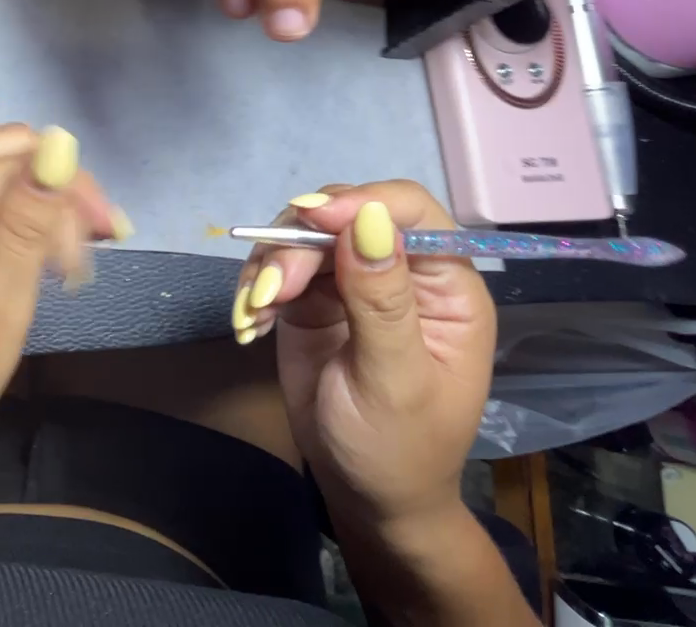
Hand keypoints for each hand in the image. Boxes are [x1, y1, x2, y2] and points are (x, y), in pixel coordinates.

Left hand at [0, 125, 118, 453]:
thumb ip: (28, 226)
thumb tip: (59, 151)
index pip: (19, 163)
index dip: (69, 192)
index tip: (104, 238)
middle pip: (5, 147)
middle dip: (56, 188)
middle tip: (81, 249)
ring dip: (33, 195)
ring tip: (56, 255)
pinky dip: (5, 201)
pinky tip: (21, 244)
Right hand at [229, 182, 493, 532]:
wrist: (362, 492)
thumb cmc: (398, 447)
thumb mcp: (394, 379)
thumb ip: (381, 299)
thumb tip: (369, 218)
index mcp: (445, 286)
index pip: (411, 211)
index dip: (360, 203)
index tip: (309, 217)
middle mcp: (398, 272)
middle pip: (343, 216)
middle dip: (298, 243)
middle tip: (272, 291)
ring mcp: (350, 282)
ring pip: (302, 236)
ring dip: (269, 267)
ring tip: (255, 314)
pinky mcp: (311, 298)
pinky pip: (276, 267)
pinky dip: (255, 287)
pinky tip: (251, 323)